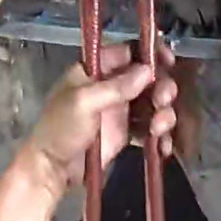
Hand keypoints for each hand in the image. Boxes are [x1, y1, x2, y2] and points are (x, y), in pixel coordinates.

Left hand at [19, 42, 177, 199]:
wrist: (53, 169)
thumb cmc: (61, 128)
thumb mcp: (84, 102)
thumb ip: (116, 87)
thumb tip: (147, 70)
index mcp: (95, 70)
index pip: (127, 52)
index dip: (149, 53)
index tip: (168, 60)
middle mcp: (110, 85)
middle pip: (146, 78)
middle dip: (160, 87)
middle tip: (162, 101)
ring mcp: (119, 110)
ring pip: (152, 102)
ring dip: (163, 113)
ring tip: (159, 129)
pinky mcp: (126, 133)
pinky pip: (150, 128)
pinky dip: (160, 135)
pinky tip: (163, 147)